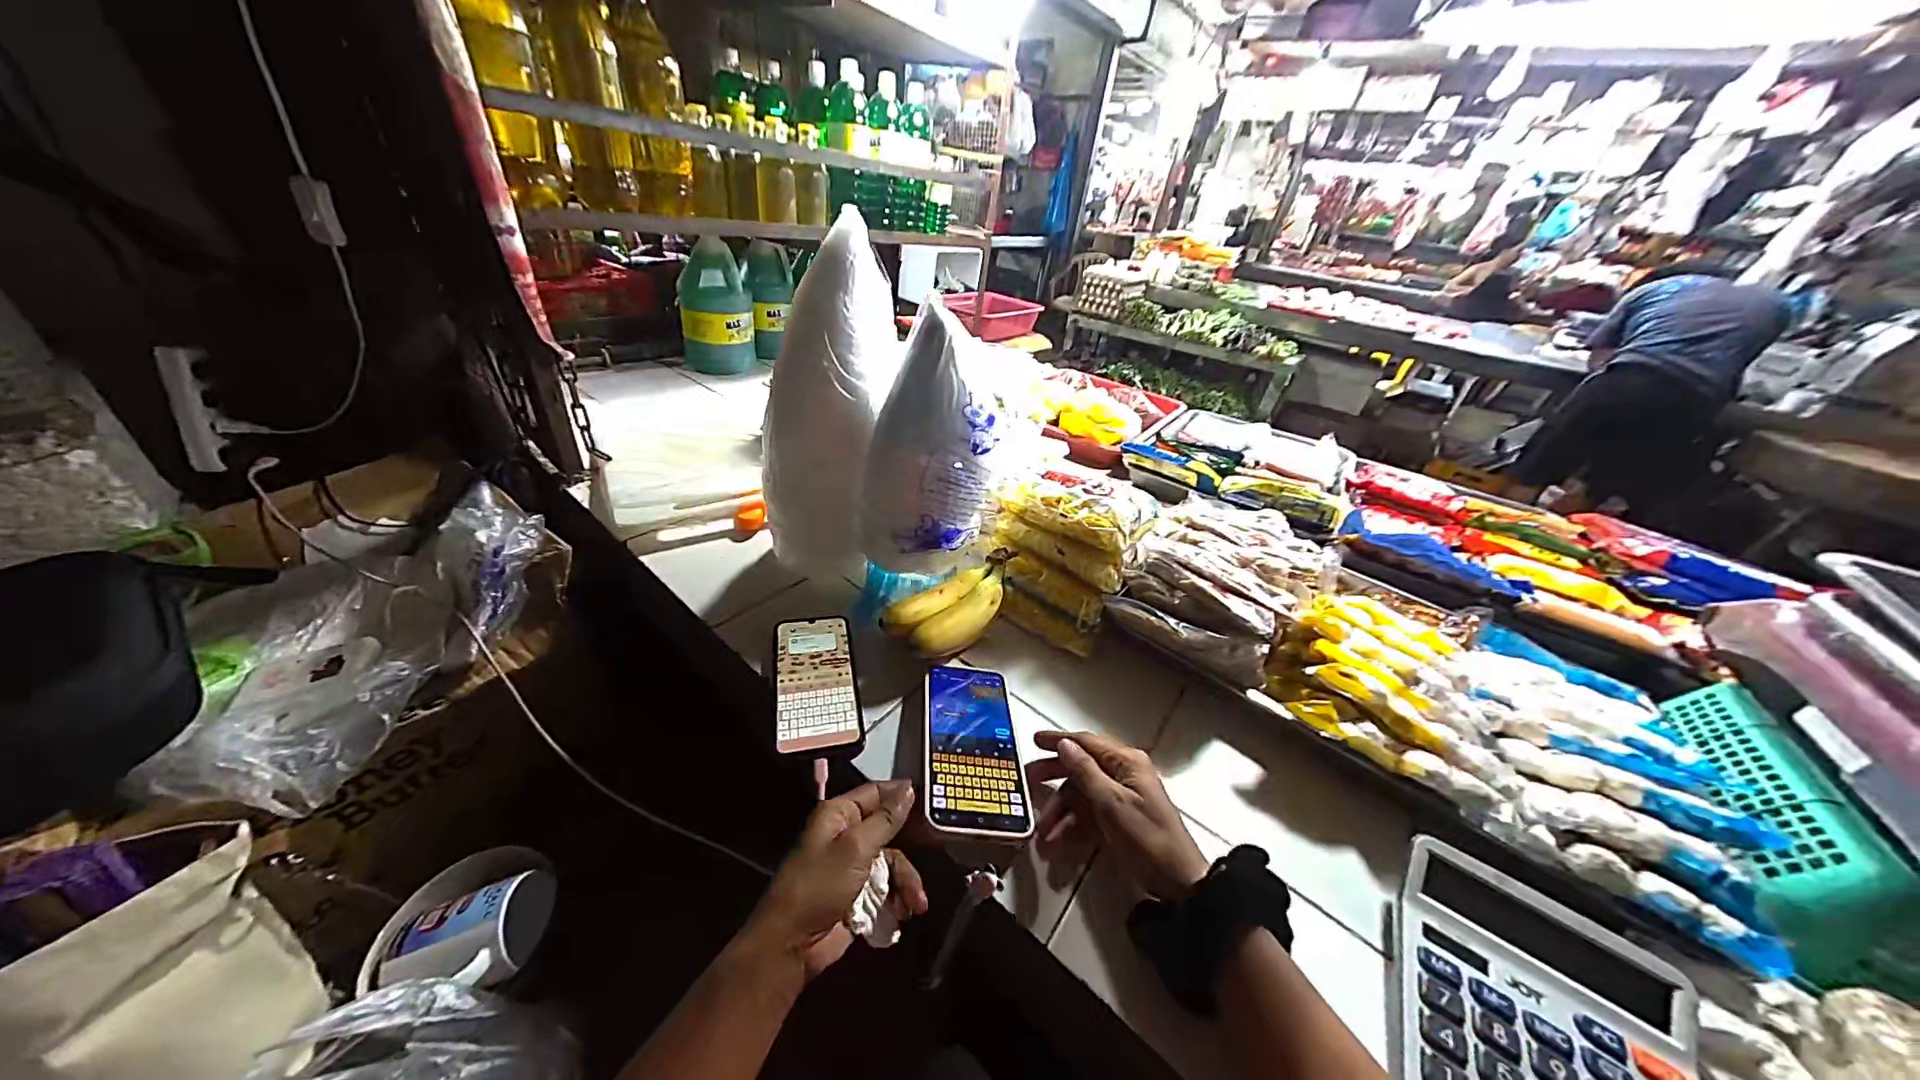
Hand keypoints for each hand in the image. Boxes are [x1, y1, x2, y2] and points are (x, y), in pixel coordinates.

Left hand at [740, 780, 929, 978]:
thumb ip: (886, 820)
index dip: (901, 795)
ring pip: (891, 864)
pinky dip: (897, 899)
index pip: (875, 793)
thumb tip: (909, 789)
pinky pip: (886, 888)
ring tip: (915, 904)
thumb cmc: (820, 886)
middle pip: (889, 831)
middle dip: (908, 851)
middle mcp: (846, 836)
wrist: (792, 944)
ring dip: (905, 883)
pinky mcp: (857, 895)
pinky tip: (904, 913)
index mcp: (838, 815)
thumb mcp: (856, 848)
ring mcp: (852, 867)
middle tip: (933, 858)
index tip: (931, 801)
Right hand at [1026, 730, 1209, 900]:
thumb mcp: (1112, 803)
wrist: (1178, 881)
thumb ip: (1085, 772)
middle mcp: (1123, 774)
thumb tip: (1065, 745)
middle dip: (1053, 776)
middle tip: (1028, 781)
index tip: (1034, 741)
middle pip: (1081, 767)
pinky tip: (1057, 843)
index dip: (1058, 741)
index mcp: (1126, 762)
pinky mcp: (1119, 820)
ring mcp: (1121, 798)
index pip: (1086, 742)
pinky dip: (1072, 827)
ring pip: (1081, 795)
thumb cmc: (1147, 837)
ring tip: (1042, 831)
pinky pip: (1089, 815)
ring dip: (1060, 811)